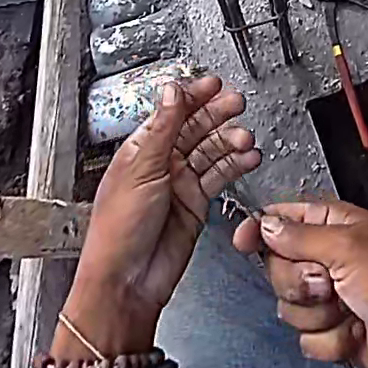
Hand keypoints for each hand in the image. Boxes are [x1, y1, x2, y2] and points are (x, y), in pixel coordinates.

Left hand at [59, 76, 260, 353]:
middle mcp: (163, 161)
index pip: (172, 112)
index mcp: (142, 148)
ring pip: (211, 151)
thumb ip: (163, 127)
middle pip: (196, 127)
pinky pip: (220, 176)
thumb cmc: (118, 229)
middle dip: (217, 113)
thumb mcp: (141, 168)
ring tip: (245, 136)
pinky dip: (237, 165)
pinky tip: (249, 157)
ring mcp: (181, 182)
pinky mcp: (196, 203)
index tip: (214, 84)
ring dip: (230, 140)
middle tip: (236, 102)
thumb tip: (172, 90)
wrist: (127, 283)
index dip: (193, 96)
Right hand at [234, 202, 367, 367]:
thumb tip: (265, 224)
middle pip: (278, 267)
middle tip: (328, 280)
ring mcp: (331, 294)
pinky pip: (307, 339)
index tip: (242, 238)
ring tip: (348, 307)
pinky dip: (330, 340)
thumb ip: (301, 236)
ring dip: (318, 315)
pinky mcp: (335, 330)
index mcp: (332, 223)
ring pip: (289, 307)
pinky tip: (355, 332)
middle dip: (300, 281)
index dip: (259, 227)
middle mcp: (328, 255)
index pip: (281, 218)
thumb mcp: (349, 248)